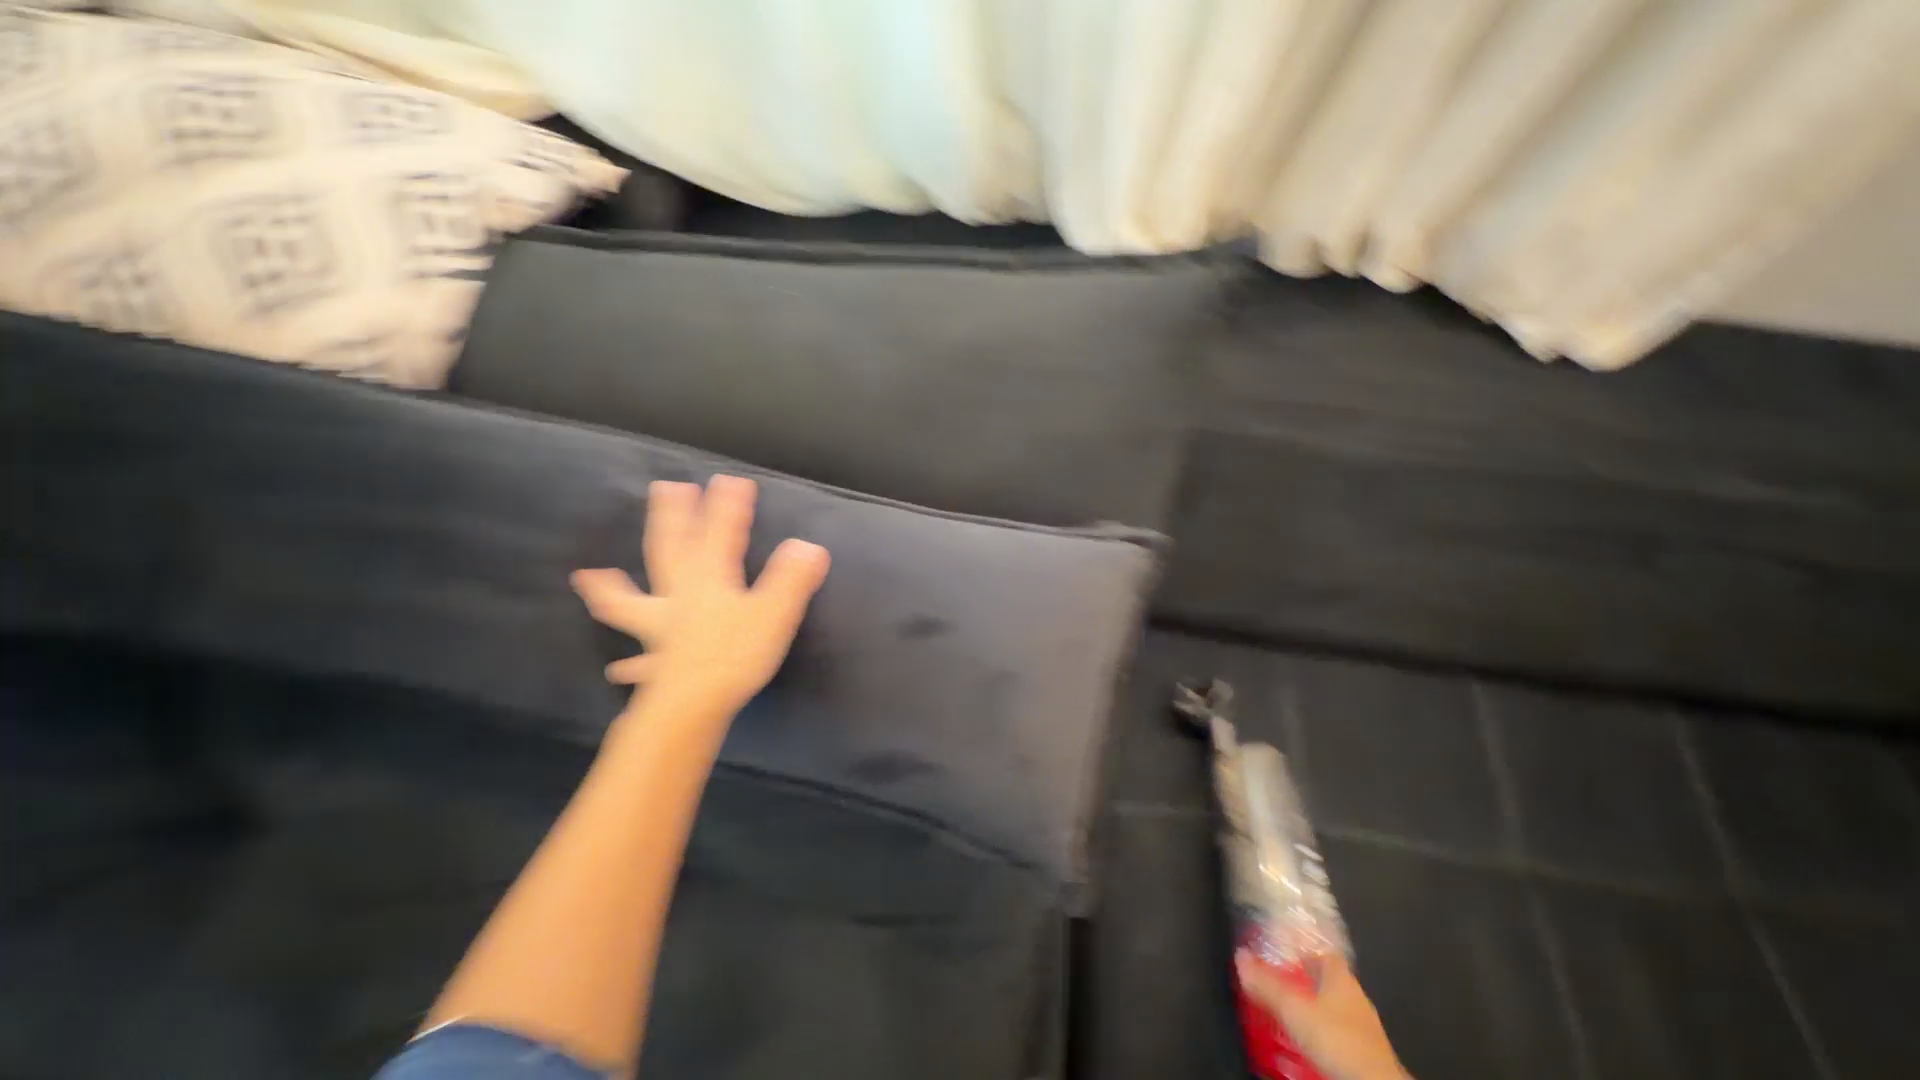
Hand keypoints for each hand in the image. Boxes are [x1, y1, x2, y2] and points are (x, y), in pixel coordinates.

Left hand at [571, 475, 830, 717]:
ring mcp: (661, 628)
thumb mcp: (772, 613)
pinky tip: (617, 671)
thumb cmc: (733, 655)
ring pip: (632, 600)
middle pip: (670, 549)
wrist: (690, 702)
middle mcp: (679, 594)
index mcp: (709, 579)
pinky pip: (639, 660)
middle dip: (670, 518)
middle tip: (665, 488)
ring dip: (611, 587)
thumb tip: (809, 546)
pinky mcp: (657, 661)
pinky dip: (628, 665)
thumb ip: (790, 579)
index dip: (727, 506)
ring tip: (588, 575)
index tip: (732, 478)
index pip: (720, 534)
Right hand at [1237, 952, 1408, 1079]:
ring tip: (1284, 1015)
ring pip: (1332, 1009)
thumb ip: (1267, 985)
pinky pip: (1337, 1033)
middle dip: (1303, 983)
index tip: (1282, 956)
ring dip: (1312, 1010)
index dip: (1305, 952)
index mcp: (1342, 980)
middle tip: (1276, 986)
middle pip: (1328, 982)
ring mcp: (1362, 1026)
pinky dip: (1320, 1034)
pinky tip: (1304, 1042)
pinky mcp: (1363, 1051)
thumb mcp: (1294, 1010)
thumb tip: (1240, 956)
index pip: (1326, 954)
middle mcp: (1356, 998)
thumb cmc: (1335, 1038)